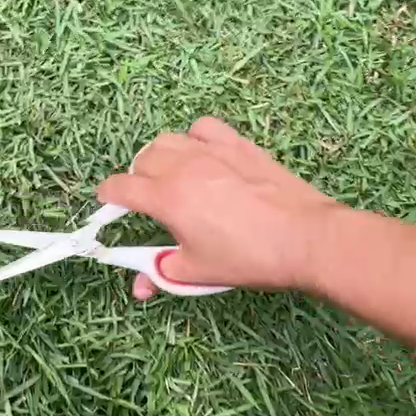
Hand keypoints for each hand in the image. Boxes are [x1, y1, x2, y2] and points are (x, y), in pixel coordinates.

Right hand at [96, 118, 347, 297]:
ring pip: (166, 140)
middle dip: (135, 180)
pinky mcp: (237, 144)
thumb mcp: (200, 271)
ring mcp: (210, 151)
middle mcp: (182, 167)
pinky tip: (202, 155)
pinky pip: (203, 129)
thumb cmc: (250, 257)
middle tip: (147, 201)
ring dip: (158, 157)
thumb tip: (140, 287)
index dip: (107, 196)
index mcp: (166, 198)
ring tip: (170, 176)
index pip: (119, 187)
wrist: (307, 238)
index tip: (107, 203)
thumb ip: (162, 273)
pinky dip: (194, 138)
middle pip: (140, 161)